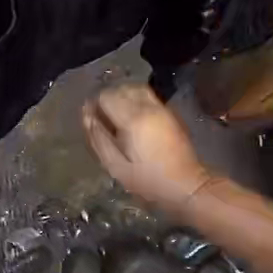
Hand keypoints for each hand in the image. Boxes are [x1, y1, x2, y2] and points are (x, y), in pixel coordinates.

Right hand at [82, 84, 216, 213]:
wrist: (186, 184)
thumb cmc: (148, 180)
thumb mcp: (116, 166)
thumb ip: (99, 139)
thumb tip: (86, 116)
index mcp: (133, 120)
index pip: (106, 97)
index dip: (94, 106)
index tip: (92, 122)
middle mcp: (148, 107)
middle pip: (120, 89)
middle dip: (107, 100)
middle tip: (103, 121)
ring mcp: (161, 108)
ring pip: (134, 89)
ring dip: (121, 97)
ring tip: (116, 117)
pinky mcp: (169, 112)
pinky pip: (146, 96)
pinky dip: (134, 100)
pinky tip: (131, 119)